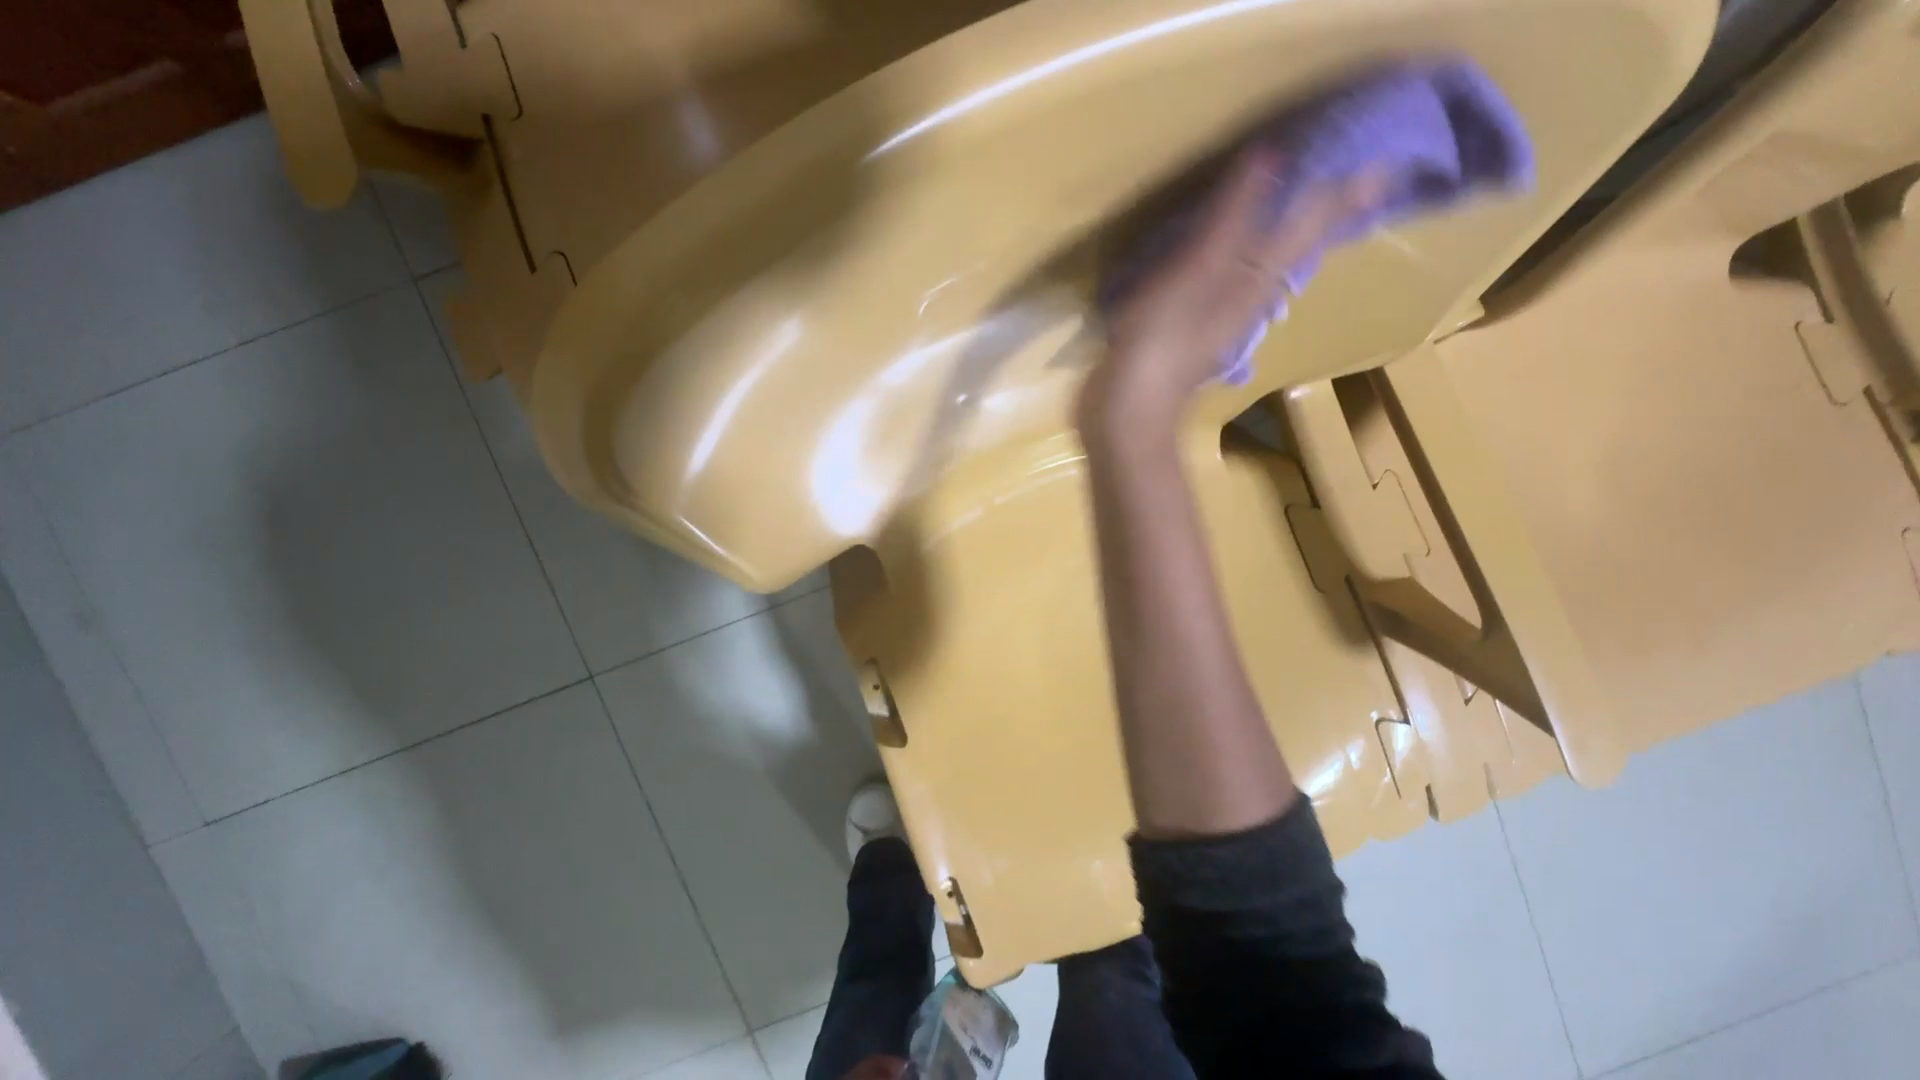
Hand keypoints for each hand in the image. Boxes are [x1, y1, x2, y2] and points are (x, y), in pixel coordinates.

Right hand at [1079, 150, 1379, 441]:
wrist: (1132, 409)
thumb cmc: (1162, 340)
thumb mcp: (1196, 272)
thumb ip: (1231, 219)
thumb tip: (1274, 158)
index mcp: (1257, 276)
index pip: (1312, 225)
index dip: (1344, 194)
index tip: (1385, 165)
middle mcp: (1254, 292)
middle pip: (1302, 244)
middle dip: (1331, 211)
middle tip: (1367, 178)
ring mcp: (1227, 310)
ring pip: (1276, 260)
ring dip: (1300, 230)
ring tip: (1319, 203)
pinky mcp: (1199, 323)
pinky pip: (1243, 275)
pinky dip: (1257, 252)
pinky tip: (1251, 250)